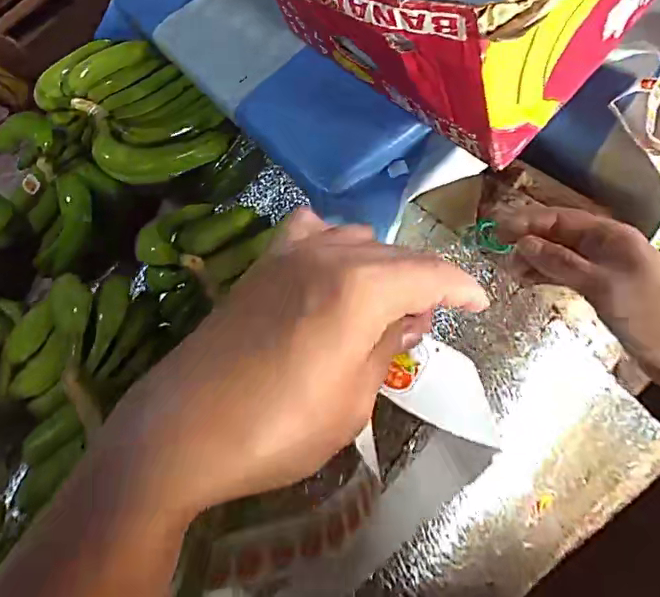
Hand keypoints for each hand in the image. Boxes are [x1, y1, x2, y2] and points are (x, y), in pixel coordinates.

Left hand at [100, 208, 489, 517]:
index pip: (432, 274)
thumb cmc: (278, 428)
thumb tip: (411, 318)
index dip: (462, 288)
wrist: (180, 429)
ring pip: (360, 239)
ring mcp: (294, 251)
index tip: (480, 304)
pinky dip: (334, 241)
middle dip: (424, 282)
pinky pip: (312, 230)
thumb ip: (387, 348)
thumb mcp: (352, 402)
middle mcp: (333, 254)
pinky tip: (331, 263)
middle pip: (399, 255)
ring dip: (383, 265)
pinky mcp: (264, 262)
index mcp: (363, 287)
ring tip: (383, 302)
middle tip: (430, 319)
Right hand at [501, 206, 659, 396]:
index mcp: (611, 234)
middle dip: (527, 237)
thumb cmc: (655, 317)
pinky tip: (531, 282)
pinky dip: (550, 275)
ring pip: (563, 254)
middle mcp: (608, 245)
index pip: (560, 218)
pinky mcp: (609, 292)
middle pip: (560, 233)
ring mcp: (609, 269)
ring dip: (536, 257)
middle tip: (492, 248)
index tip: (494, 228)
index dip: (526, 221)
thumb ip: (562, 263)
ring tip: (505, 267)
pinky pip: (572, 274)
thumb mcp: (604, 287)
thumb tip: (523, 242)